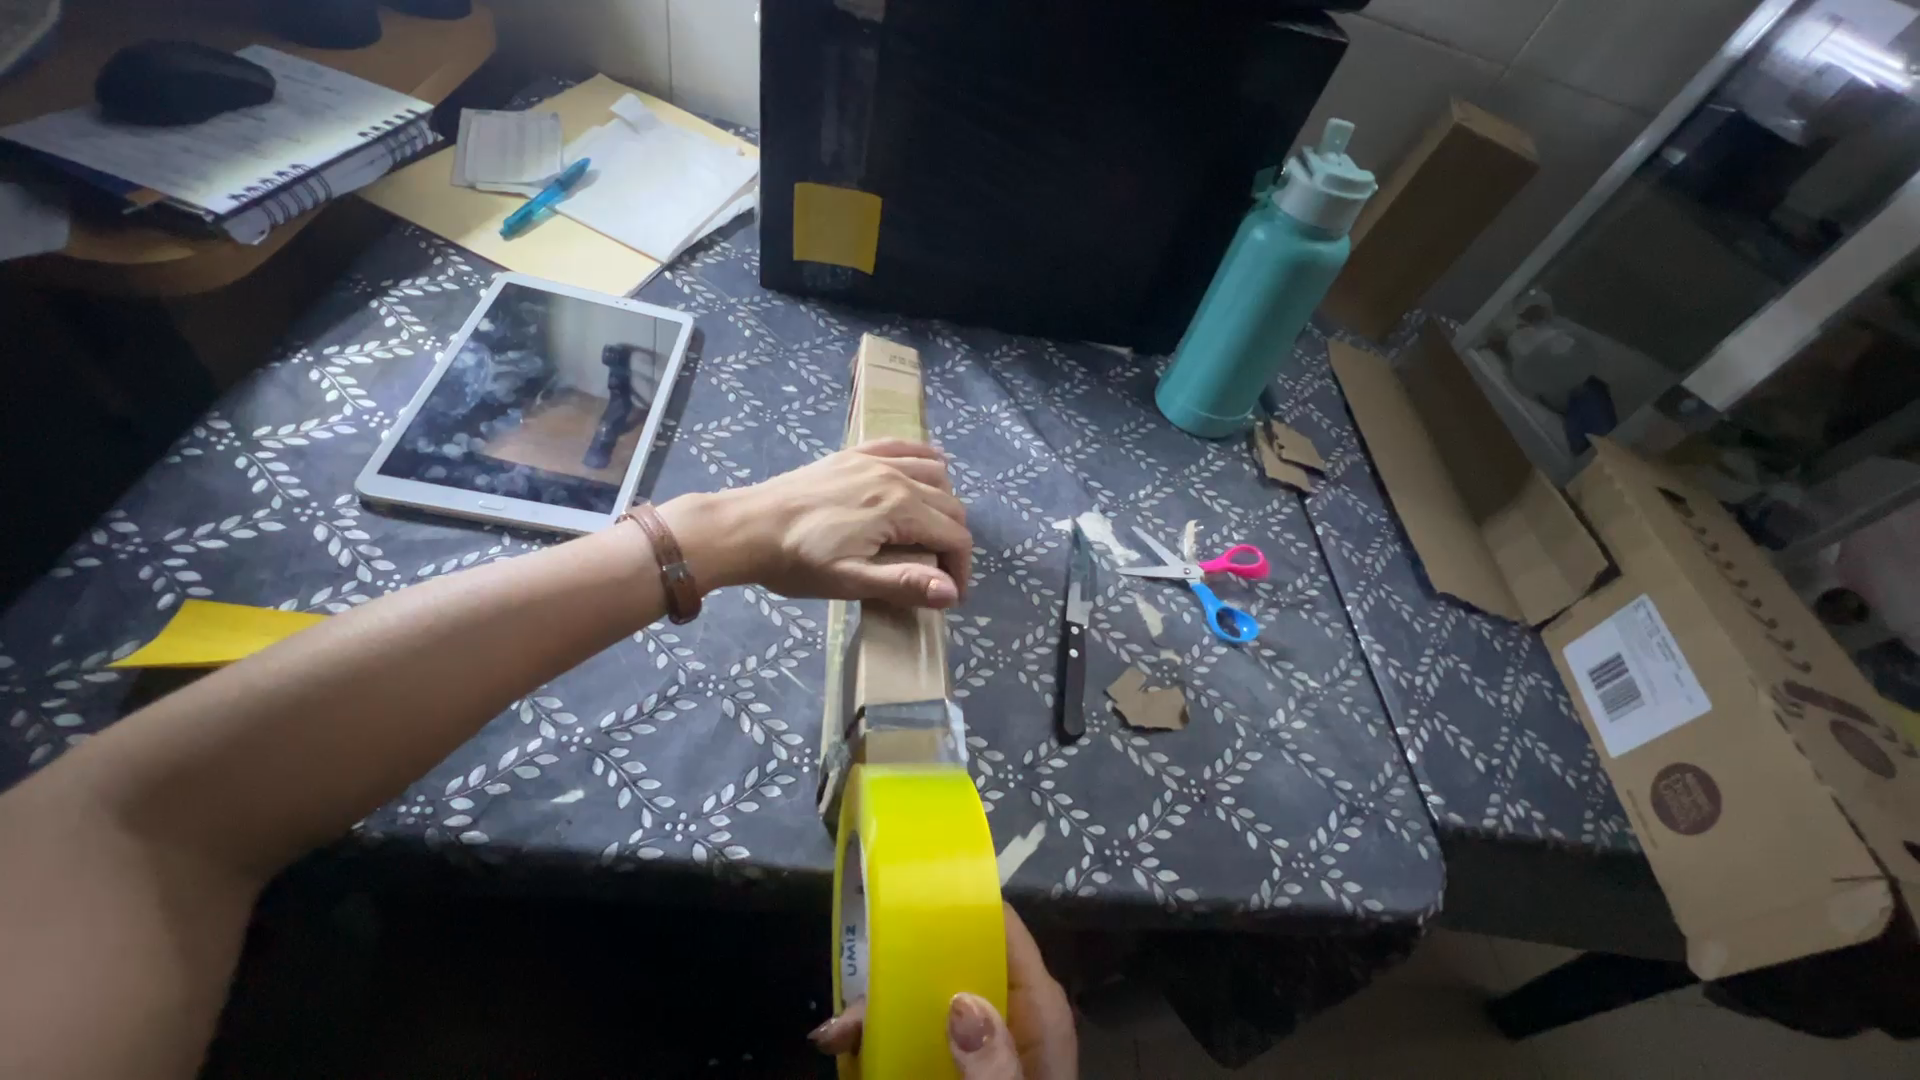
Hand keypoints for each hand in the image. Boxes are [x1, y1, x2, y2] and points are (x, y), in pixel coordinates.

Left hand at [663, 438, 971, 608]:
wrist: (748, 527)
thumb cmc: (798, 561)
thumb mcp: (850, 581)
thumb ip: (904, 583)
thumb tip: (950, 592)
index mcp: (899, 509)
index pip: (954, 536)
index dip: (960, 568)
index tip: (951, 595)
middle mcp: (896, 477)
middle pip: (950, 505)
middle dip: (955, 541)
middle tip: (941, 572)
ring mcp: (875, 460)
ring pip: (934, 473)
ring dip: (945, 502)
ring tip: (933, 531)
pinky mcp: (854, 454)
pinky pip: (903, 446)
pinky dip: (924, 458)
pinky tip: (929, 468)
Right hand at [809, 905, 1078, 1078]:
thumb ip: (995, 1066)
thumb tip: (962, 1004)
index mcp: (1037, 1006)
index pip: (1001, 928)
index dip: (959, 906)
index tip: (906, 899)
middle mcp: (1008, 1010)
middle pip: (952, 961)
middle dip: (898, 969)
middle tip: (851, 998)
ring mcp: (980, 1040)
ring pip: (925, 1000)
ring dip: (878, 1012)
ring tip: (834, 1035)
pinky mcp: (954, 1062)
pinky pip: (916, 1037)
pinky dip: (881, 1042)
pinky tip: (844, 1049)